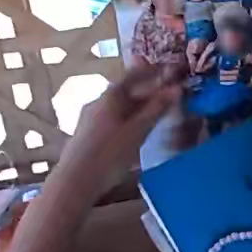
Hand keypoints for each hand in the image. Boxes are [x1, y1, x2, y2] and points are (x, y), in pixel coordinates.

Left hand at [52, 63, 182, 194]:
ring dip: (137, 106)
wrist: (74, 182)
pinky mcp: (86, 134)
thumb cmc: (109, 154)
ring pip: (118, 106)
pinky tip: (133, 131)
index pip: (134, 75)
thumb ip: (156, 109)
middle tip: (166, 94)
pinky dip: (127, 118)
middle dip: (146, 91)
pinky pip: (111, 118)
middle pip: (125, 91)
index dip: (152, 71)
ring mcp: (89, 118)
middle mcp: (98, 102)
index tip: (169, 70)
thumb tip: (176, 88)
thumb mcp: (138, 131)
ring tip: (153, 113)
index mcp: (110, 96)